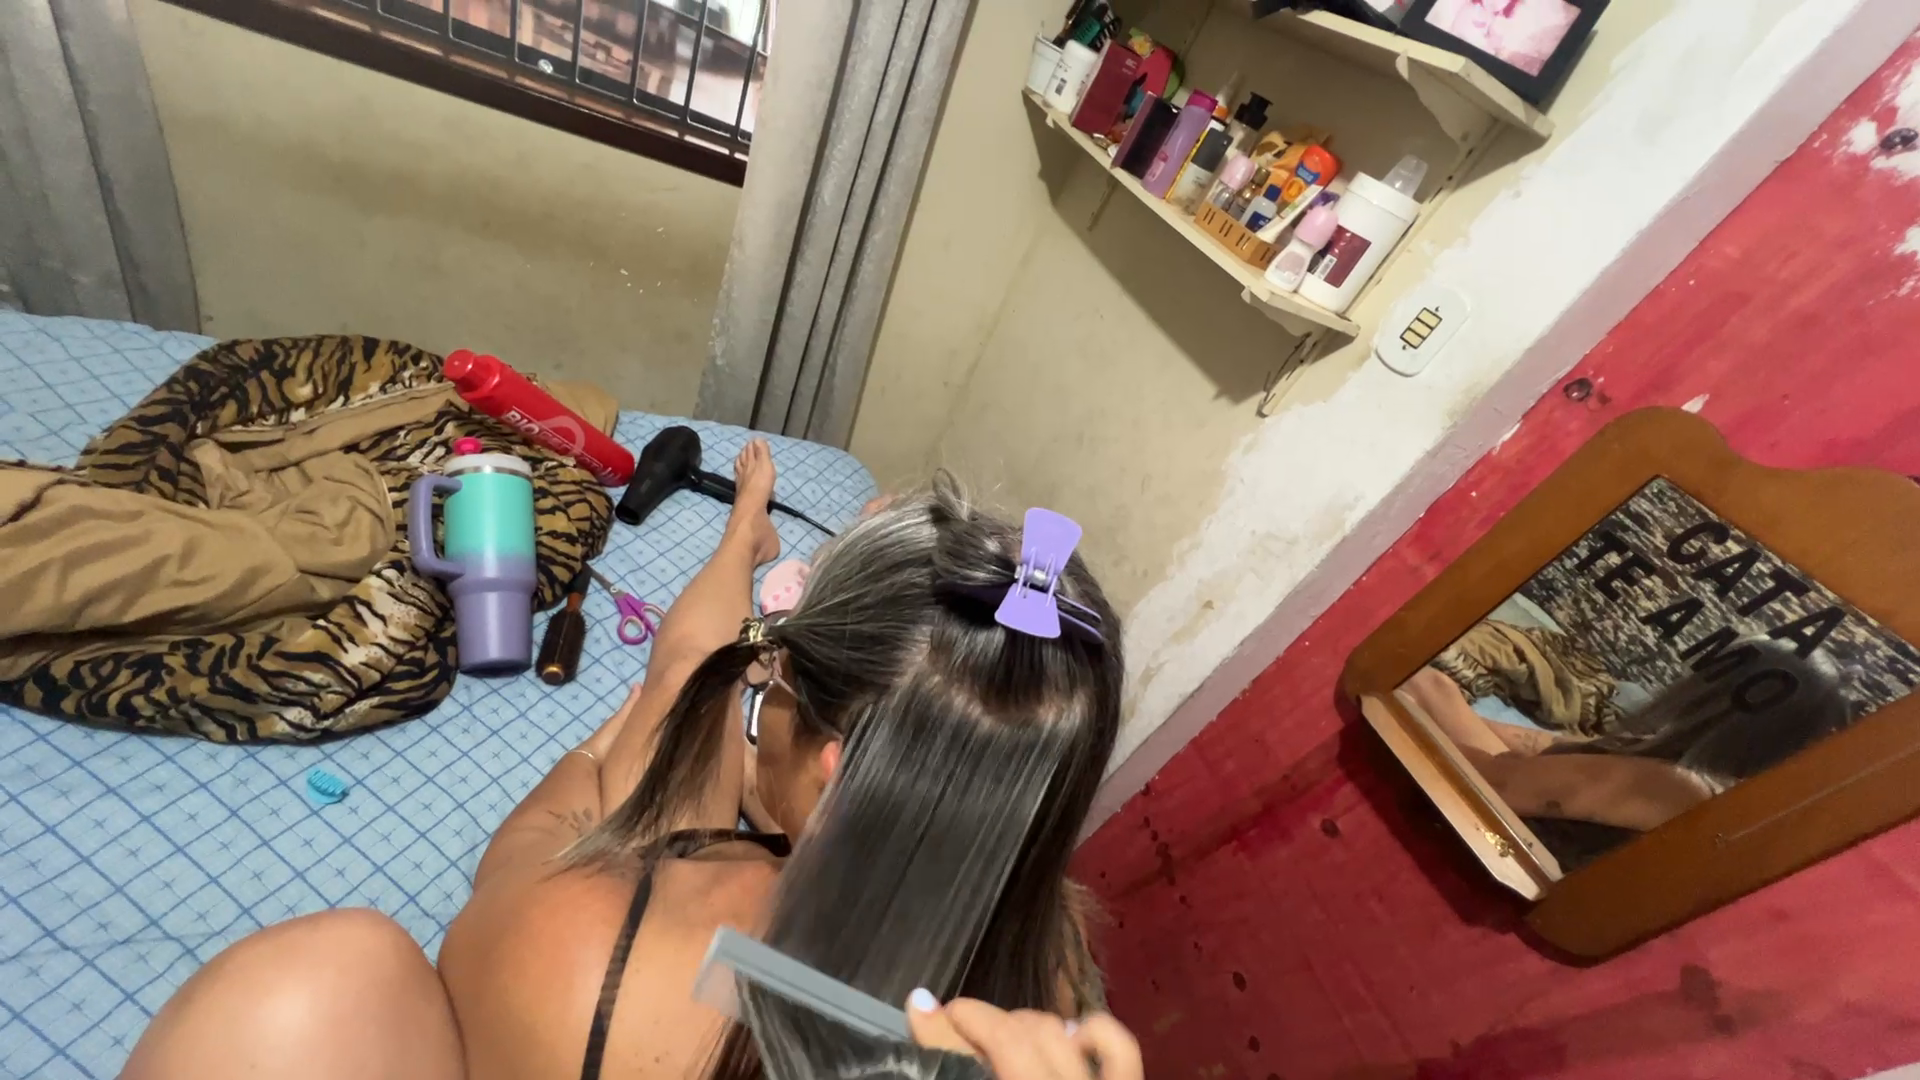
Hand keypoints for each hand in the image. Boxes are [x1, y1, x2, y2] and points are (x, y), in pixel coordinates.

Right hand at [906, 993, 1141, 1079]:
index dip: (942, 1027)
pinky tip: (1069, 1036)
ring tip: (1005, 1038)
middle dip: (981, 1023)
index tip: (919, 1006)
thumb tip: (919, 1006)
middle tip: (957, 1029)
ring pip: (1056, 1032)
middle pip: (1014, 1037)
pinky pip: (1119, 1047)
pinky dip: (1092, 1031)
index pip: (975, 1052)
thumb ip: (953, 1060)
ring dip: (1026, 1025)